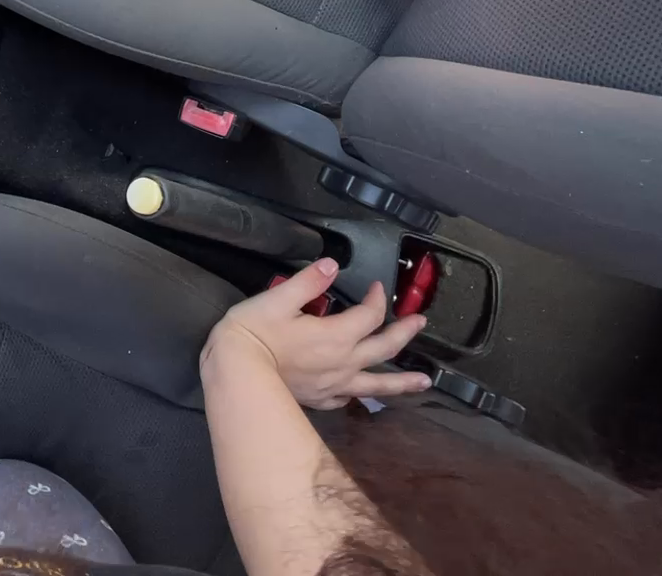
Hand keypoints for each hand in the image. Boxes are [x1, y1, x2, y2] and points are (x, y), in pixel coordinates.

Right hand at [203, 258, 431, 409]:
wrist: (237, 370)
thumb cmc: (254, 330)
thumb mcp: (277, 298)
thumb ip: (308, 282)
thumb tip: (332, 264)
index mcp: (336, 334)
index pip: (369, 315)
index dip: (376, 298)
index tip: (377, 286)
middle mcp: (344, 362)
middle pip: (384, 348)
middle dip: (404, 333)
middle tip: (420, 323)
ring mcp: (334, 384)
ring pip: (378, 384)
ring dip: (403, 381)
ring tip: (424, 381)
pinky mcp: (321, 398)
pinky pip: (349, 397)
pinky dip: (360, 393)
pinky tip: (361, 394)